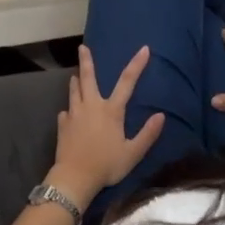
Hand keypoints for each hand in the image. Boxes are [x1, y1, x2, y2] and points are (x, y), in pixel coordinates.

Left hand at [51, 45, 164, 200]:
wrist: (76, 176)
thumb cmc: (107, 166)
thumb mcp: (133, 153)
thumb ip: (147, 134)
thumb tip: (161, 116)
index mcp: (111, 111)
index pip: (127, 82)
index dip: (137, 65)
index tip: (144, 49)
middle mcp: (91, 106)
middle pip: (87, 78)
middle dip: (86, 61)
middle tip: (82, 48)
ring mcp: (74, 114)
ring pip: (74, 91)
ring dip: (76, 82)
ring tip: (75, 77)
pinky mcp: (62, 125)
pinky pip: (66, 113)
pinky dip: (69, 111)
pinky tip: (69, 115)